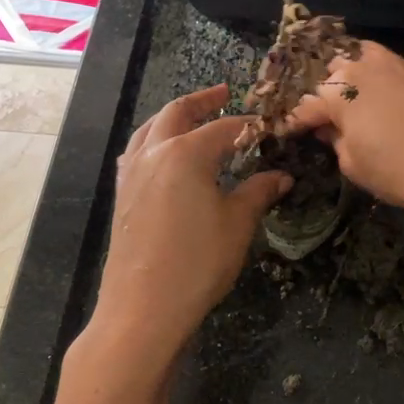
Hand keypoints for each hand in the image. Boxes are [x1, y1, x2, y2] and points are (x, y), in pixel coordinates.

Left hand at [91, 85, 290, 356]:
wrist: (142, 309)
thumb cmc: (197, 262)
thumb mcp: (238, 224)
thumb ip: (258, 192)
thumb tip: (281, 176)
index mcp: (186, 153)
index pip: (225, 127)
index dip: (250, 125)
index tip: (270, 126)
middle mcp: (154, 153)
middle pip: (177, 113)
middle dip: (203, 101)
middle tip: (224, 94)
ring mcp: (132, 174)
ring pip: (150, 128)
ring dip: (173, 116)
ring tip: (193, 116)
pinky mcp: (122, 196)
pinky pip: (135, 152)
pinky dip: (152, 140)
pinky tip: (162, 153)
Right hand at [288, 41, 403, 227]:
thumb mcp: (355, 164)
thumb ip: (333, 140)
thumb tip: (328, 128)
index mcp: (336, 87)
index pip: (301, 104)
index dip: (289, 121)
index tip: (279, 132)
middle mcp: (358, 63)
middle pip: (321, 71)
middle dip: (308, 90)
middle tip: (302, 112)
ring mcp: (387, 60)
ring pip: (346, 59)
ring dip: (333, 75)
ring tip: (327, 98)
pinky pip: (371, 63)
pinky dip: (358, 73)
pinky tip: (358, 92)